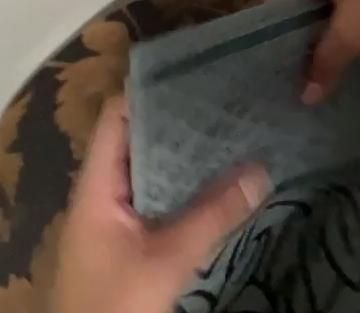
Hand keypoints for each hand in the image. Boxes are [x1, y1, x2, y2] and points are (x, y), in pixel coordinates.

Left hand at [50, 96, 267, 312]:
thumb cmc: (114, 310)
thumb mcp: (167, 261)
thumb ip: (214, 213)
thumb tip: (264, 168)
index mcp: (95, 188)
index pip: (118, 117)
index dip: (152, 89)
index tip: (198, 69)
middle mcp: (102, 195)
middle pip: (139, 138)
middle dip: (180, 116)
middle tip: (229, 93)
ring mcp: (115, 221)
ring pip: (153, 168)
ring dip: (187, 150)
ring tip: (234, 123)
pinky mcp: (130, 244)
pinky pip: (161, 196)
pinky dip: (188, 181)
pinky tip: (223, 175)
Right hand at [265, 0, 359, 102]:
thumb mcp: (355, 33)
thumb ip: (324, 61)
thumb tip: (305, 96)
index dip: (275, 30)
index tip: (278, 65)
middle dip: (303, 27)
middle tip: (302, 67)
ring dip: (330, 20)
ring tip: (328, 57)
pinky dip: (351, 7)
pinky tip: (358, 34)